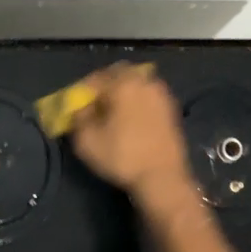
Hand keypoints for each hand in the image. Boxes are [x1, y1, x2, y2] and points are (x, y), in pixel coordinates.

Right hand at [69, 63, 193, 198]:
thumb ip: (79, 117)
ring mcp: (162, 95)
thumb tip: (81, 108)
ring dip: (124, 93)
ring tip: (115, 113)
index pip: (96, 78)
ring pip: (137, 84)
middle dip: (106, 85)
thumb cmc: (122, 156)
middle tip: (97, 104)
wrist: (163, 177)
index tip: (78, 105)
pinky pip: (149, 97)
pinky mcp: (172, 110)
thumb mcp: (87, 140)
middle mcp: (145, 82)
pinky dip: (138, 102)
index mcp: (123, 83)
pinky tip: (132, 120)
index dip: (84, 91)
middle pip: (120, 74)